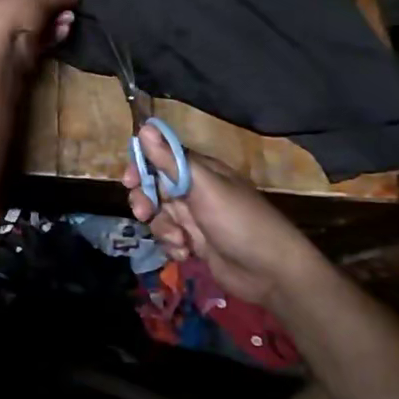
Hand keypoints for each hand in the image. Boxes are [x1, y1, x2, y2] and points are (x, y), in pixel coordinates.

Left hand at [0, 0, 79, 70]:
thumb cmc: (18, 13)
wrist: (3, 48)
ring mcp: (16, 30)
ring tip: (71, 19)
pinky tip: (65, 31)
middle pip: (39, 4)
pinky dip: (54, 34)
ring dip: (59, 20)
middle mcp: (9, 9)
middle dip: (58, 4)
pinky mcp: (24, 48)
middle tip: (74, 5)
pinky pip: (43, 38)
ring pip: (43, 22)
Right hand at [122, 123, 323, 308]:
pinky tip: (186, 253)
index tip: (129, 180)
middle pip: (155, 187)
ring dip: (163, 228)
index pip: (162, 157)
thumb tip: (144, 127)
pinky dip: (173, 246)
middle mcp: (196, 190)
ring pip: (160, 216)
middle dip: (145, 201)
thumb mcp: (204, 187)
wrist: (269, 271)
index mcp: (200, 169)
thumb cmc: (238, 221)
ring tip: (180, 240)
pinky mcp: (196, 243)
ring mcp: (196, 218)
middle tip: (144, 213)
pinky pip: (170, 238)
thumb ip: (172, 160)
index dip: (142, 166)